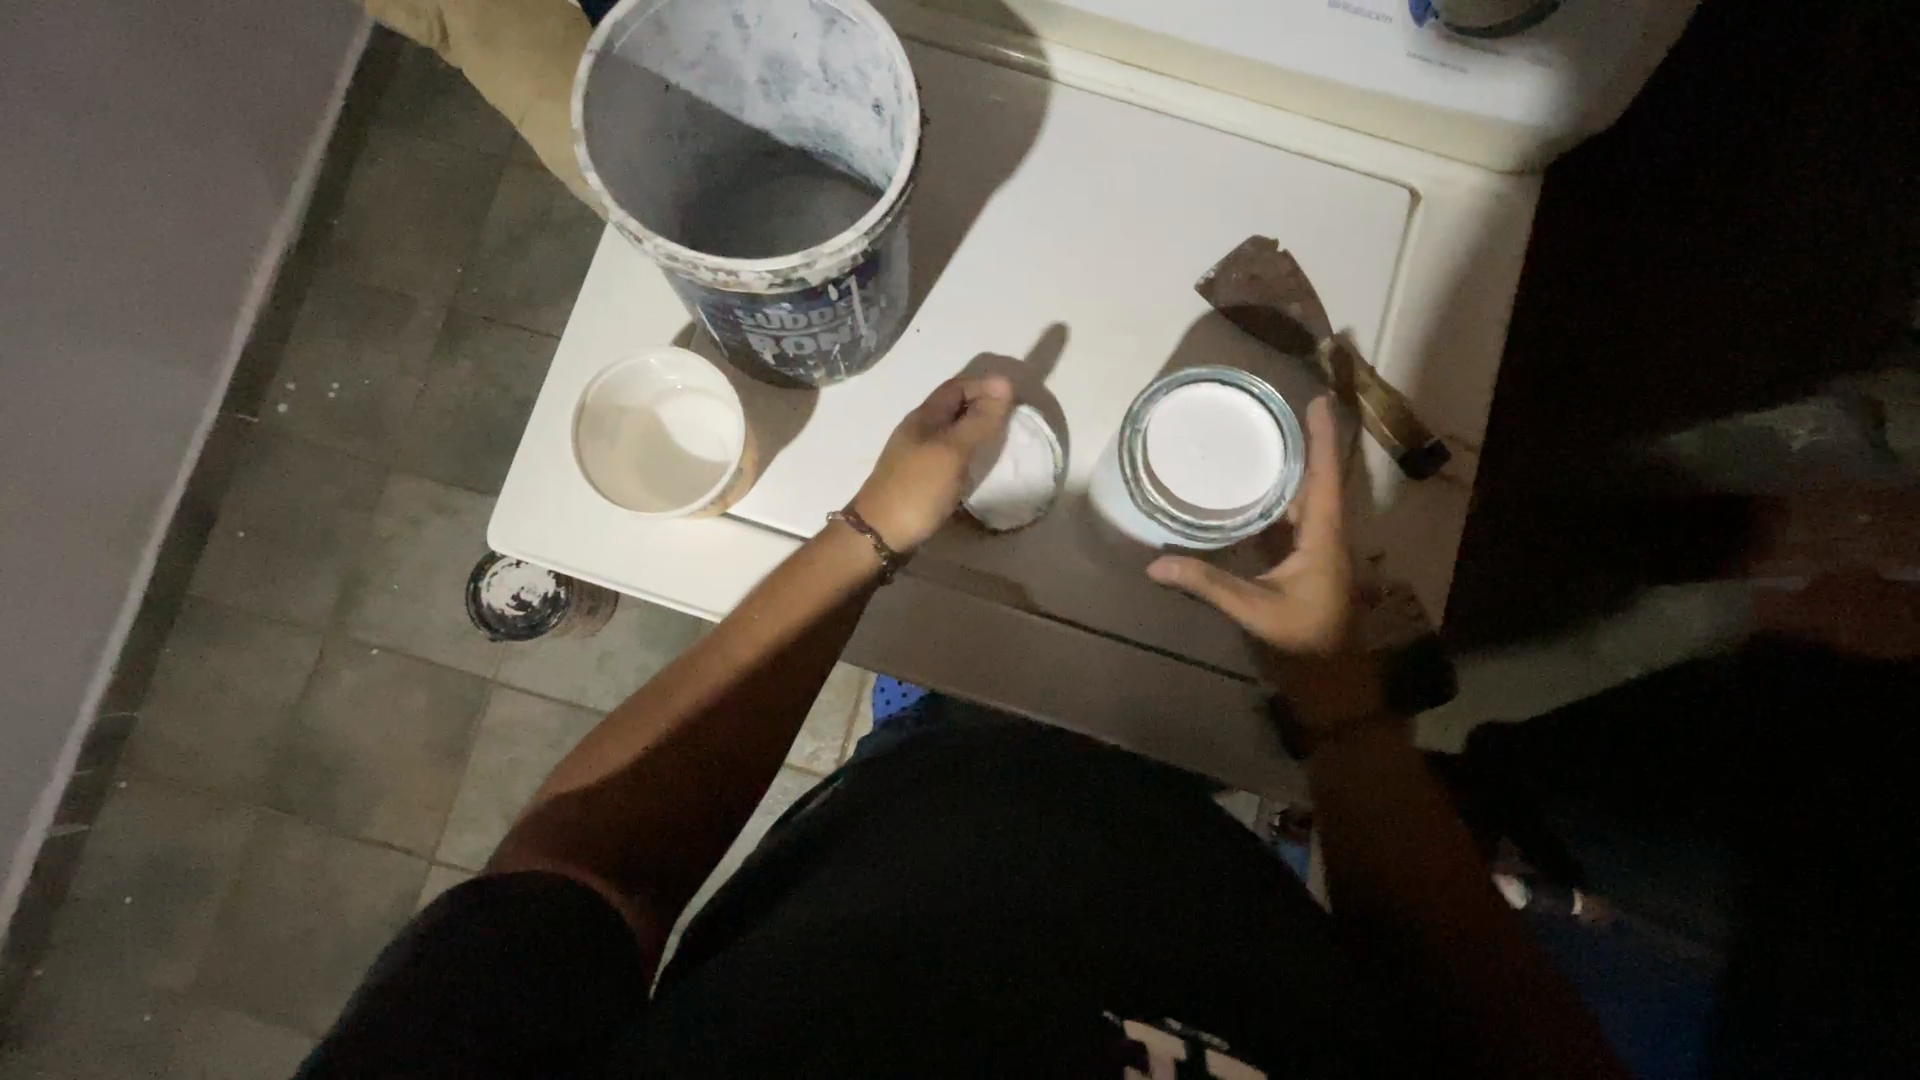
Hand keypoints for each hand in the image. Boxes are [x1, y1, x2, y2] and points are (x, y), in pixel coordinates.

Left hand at [853, 375, 1014, 551]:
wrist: (878, 534)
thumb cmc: (918, 489)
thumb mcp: (953, 451)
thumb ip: (979, 419)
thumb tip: (1004, 382)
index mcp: (923, 417)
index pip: (957, 387)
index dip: (984, 386)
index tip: (1013, 399)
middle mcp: (917, 430)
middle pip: (952, 407)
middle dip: (981, 406)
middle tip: (1011, 420)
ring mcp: (914, 455)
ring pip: (949, 431)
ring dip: (973, 430)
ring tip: (998, 441)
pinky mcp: (916, 477)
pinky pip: (945, 454)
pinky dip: (964, 453)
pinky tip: (974, 467)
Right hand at [1146, 398, 1377, 725]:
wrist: (1332, 675)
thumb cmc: (1303, 639)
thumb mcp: (1254, 610)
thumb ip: (1208, 584)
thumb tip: (1155, 566)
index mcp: (1324, 537)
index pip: (1324, 478)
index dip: (1321, 439)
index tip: (1318, 401)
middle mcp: (1327, 533)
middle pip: (1320, 478)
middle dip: (1307, 442)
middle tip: (1284, 409)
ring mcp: (1320, 546)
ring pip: (1310, 496)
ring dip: (1296, 466)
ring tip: (1269, 438)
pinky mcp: (1308, 558)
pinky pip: (1297, 515)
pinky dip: (1282, 495)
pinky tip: (1258, 488)